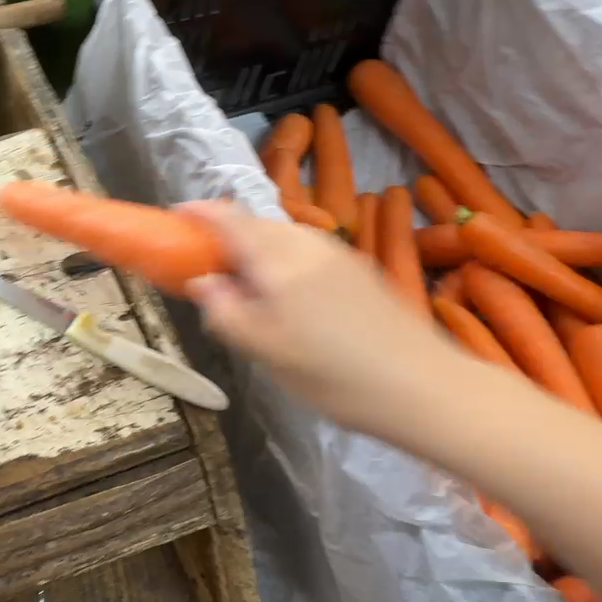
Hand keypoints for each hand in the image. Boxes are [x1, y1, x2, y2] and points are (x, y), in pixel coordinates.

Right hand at [182, 202, 466, 433]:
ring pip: (283, 238)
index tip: (176, 216)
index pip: (229, 220)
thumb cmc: (334, 375)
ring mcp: (338, 255)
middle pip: (256, 225)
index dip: (199, 213)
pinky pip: (305, 251)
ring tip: (243, 282)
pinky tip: (286, 295)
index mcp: (279, 259)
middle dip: (225, 235)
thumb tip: (203, 282)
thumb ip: (226, 311)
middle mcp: (308, 245)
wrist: (425, 388)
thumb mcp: (265, 351)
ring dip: (255, 248)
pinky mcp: (359, 271)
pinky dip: (282, 259)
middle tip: (205, 263)